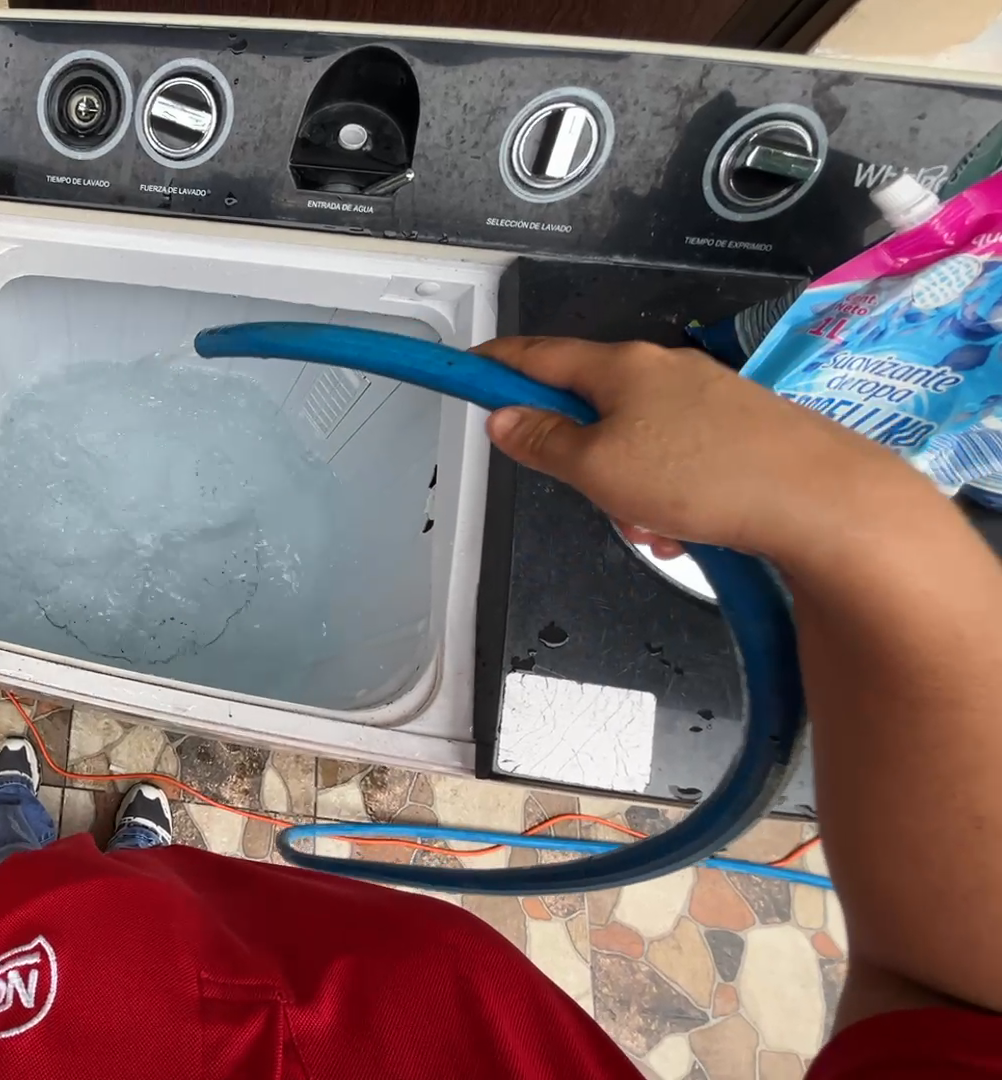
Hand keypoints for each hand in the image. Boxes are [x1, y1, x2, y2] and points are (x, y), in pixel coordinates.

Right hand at [474, 336, 927, 558]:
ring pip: (626, 436)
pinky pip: (669, 454)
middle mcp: (662, 370)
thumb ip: (539, 440)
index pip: (535, 355)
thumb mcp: (593, 467)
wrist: (831, 506)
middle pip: (583, 401)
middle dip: (567, 447)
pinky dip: (656, 488)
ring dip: (615, 480)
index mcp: (619, 368)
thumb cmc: (699, 477)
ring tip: (640, 521)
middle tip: (572, 484)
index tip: (464, 368)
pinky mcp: (738, 427)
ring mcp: (704, 397)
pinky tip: (674, 524)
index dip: (493, 363)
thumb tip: (503, 418)